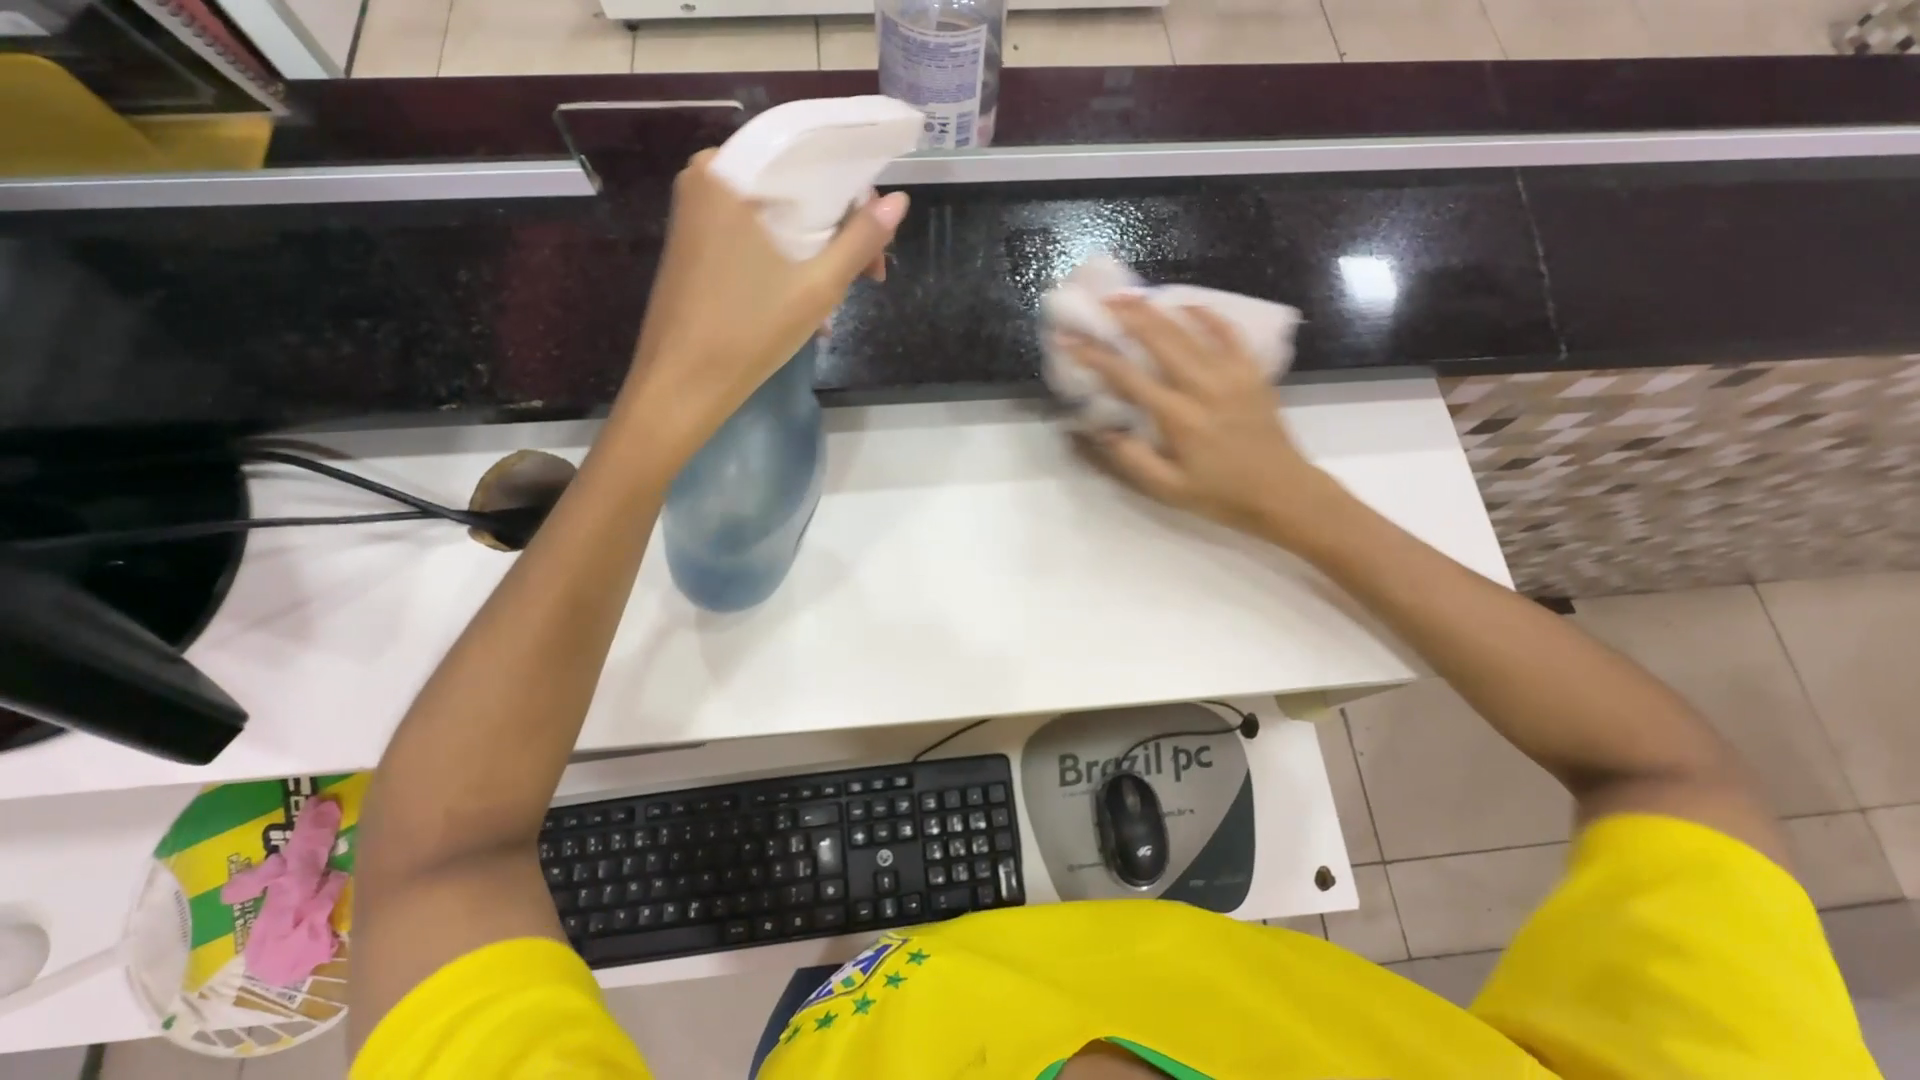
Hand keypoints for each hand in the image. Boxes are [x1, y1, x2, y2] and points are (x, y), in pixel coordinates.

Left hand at [622, 150, 909, 454]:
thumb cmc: (748, 331)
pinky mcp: (693, 243)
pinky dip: (784, 258)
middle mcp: (707, 179)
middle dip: (837, 228)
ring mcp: (696, 212)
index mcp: (730, 173)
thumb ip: (861, 239)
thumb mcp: (818, 285)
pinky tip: (808, 300)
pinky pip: (752, 234)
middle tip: (869, 275)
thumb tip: (899, 202)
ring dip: (814, 250)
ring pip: (775, 214)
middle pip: (792, 187)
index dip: (854, 187)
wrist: (680, 386)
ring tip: (840, 297)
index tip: (879, 232)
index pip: (807, 152)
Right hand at [1060, 297, 1343, 544]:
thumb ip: (1130, 458)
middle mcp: (1203, 387)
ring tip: (1131, 297)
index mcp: (1179, 418)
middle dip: (1126, 318)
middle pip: (1158, 340)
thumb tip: (1097, 429)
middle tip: (1100, 301)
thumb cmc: (1220, 495)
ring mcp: (1232, 375)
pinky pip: (1228, 333)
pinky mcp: (1252, 372)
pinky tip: (1186, 306)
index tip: (1070, 340)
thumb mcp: (1167, 489)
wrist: (1283, 492)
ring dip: (1157, 311)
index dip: (1095, 356)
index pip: (1127, 377)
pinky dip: (1206, 316)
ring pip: (1189, 331)